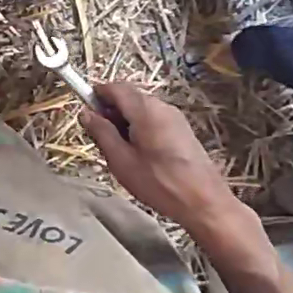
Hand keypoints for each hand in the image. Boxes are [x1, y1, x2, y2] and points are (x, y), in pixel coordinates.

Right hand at [79, 84, 253, 246]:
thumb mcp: (121, 160)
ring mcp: (175, 118)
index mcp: (145, 110)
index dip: (96, 95)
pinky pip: (153, 118)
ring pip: (139, 108)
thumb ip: (101, 132)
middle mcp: (162, 107)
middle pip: (127, 96)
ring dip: (124, 120)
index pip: (114, 87)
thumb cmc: (160, 183)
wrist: (207, 205)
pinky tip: (141, 154)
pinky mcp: (183, 130)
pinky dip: (139, 127)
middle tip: (103, 138)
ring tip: (122, 151)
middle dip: (110, 111)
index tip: (87, 115)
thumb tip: (85, 113)